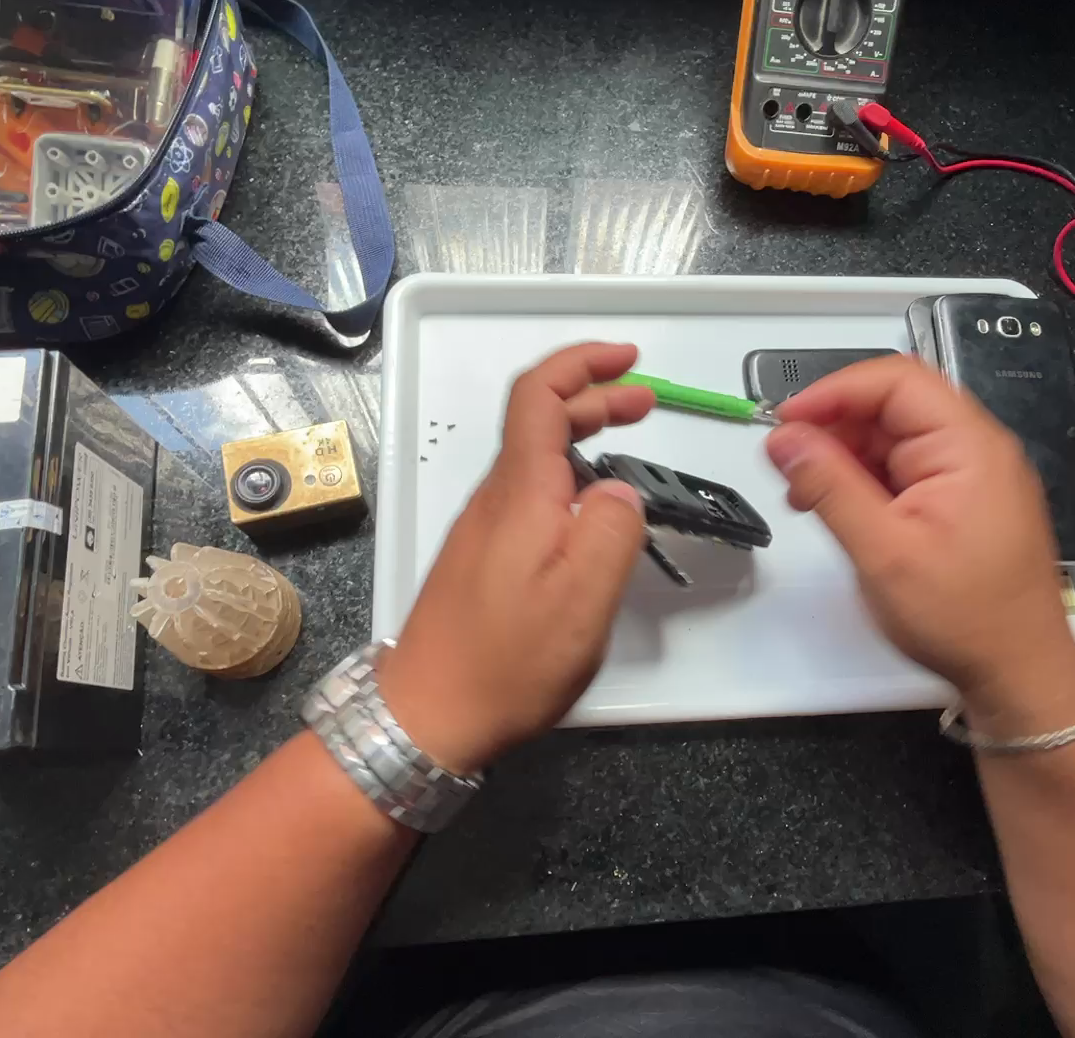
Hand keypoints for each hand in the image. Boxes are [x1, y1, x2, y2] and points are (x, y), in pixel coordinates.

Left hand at [380, 343, 655, 776]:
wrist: (426, 714)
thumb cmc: (507, 661)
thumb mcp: (582, 599)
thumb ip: (612, 530)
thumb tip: (620, 489)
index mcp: (521, 493)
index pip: (540, 394)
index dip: (583, 363)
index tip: (629, 360)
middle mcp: (496, 497)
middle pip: (539, 418)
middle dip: (595, 395)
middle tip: (647, 401)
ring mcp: (485, 526)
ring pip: (536, 456)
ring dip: (584, 434)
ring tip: (630, 441)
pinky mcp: (484, 554)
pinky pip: (531, 491)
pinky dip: (570, 475)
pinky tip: (594, 504)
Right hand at [764, 354, 1074, 733]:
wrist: (1016, 673)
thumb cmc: (968, 620)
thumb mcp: (882, 551)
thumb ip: (829, 487)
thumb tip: (785, 440)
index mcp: (969, 448)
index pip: (895, 381)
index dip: (833, 391)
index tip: (787, 419)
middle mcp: (973, 450)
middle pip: (890, 405)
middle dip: (832, 426)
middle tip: (789, 459)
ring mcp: (964, 475)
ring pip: (888, 437)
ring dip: (840, 455)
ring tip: (806, 493)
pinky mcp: (953, 499)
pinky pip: (897, 468)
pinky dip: (858, 479)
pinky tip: (834, 506)